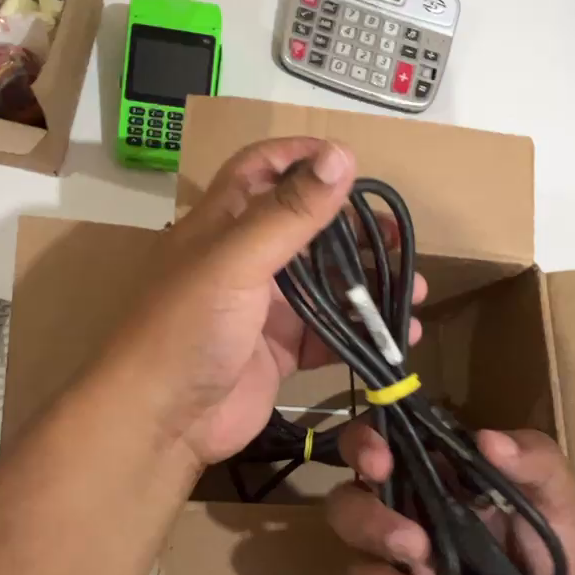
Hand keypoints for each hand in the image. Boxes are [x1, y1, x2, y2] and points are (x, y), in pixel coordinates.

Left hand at [101, 137, 423, 462]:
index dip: (301, 158)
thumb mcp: (238, 260)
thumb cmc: (188, 327)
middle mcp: (245, 259)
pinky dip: (361, 332)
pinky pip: (327, 334)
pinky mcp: (278, 350)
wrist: (161, 419)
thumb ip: (290, 212)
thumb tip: (342, 155)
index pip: (262, 169)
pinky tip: (397, 334)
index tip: (351, 163)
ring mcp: (263, 308)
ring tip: (413, 289)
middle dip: (353, 231)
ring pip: (324, 285)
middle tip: (400, 239)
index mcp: (224, 223)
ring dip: (367, 285)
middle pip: (306, 230)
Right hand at [326, 426, 574, 574]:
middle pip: (343, 509)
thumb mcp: (556, 492)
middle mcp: (395, 518)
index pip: (366, 445)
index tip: (379, 463)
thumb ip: (532, 458)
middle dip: (369, 524)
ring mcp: (395, 574)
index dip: (359, 446)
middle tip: (416, 544)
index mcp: (423, 475)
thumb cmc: (552, 541)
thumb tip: (489, 440)